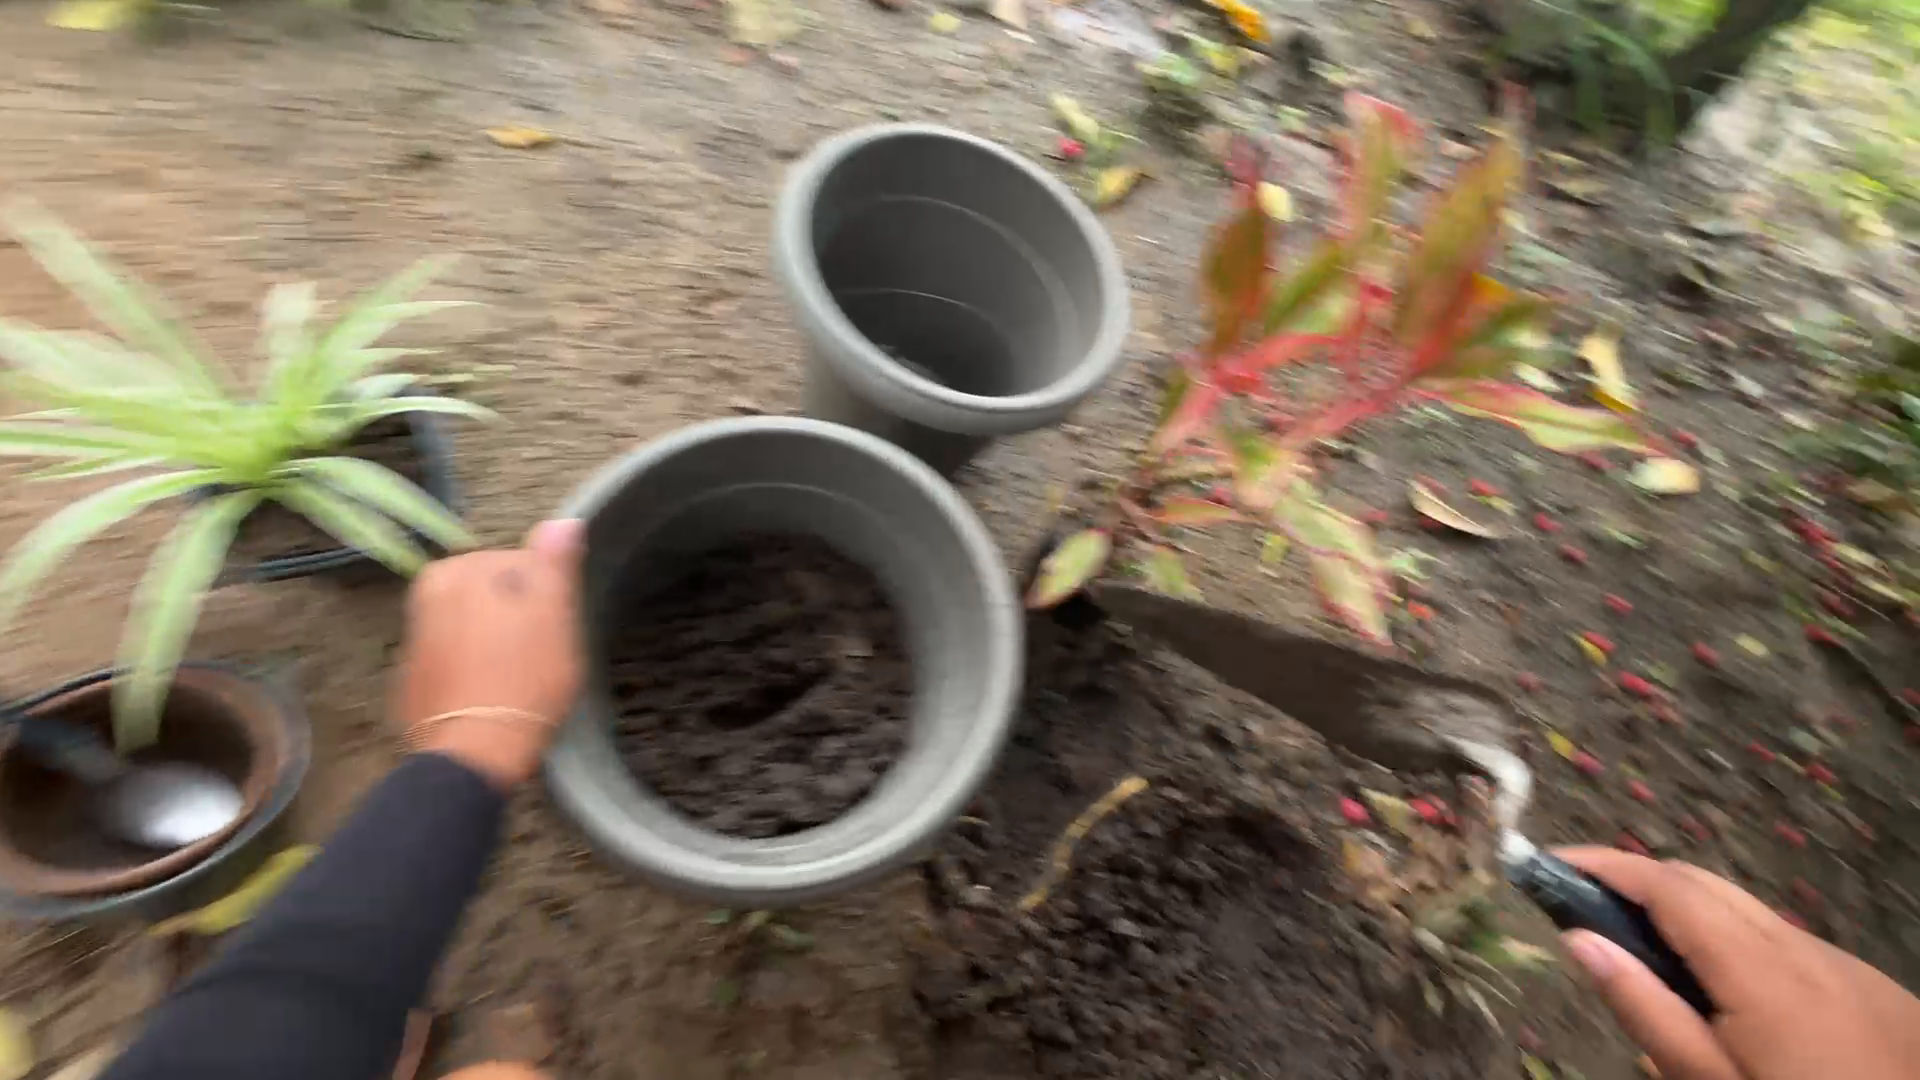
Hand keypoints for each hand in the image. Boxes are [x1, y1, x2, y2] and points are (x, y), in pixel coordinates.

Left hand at [392, 519, 584, 789]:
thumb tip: (562, 521)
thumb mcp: (555, 613)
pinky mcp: (413, 678)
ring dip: (503, 639)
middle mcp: (425, 597)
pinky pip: (460, 655)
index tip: (556, 627)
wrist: (475, 753)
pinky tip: (499, 690)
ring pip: (480, 623)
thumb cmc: (525, 677)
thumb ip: (554, 563)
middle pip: (498, 592)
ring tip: (524, 673)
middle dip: (521, 614)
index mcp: (456, 572)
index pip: (522, 564)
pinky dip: (479, 664)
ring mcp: (415, 639)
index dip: (548, 595)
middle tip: (544, 650)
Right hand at [1555, 846, 1919, 1079]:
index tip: (1545, 862)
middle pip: (1704, 884)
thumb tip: (1576, 936)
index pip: (1668, 886)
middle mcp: (1814, 955)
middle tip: (1579, 903)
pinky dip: (1735, 941)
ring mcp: (1858, 974)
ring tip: (1645, 950)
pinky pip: (1789, 944)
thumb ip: (1643, 1008)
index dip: (1602, 864)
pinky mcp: (1885, 997)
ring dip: (1685, 911)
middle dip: (1634, 880)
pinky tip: (1726, 989)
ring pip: (1747, 911)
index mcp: (1767, 974)